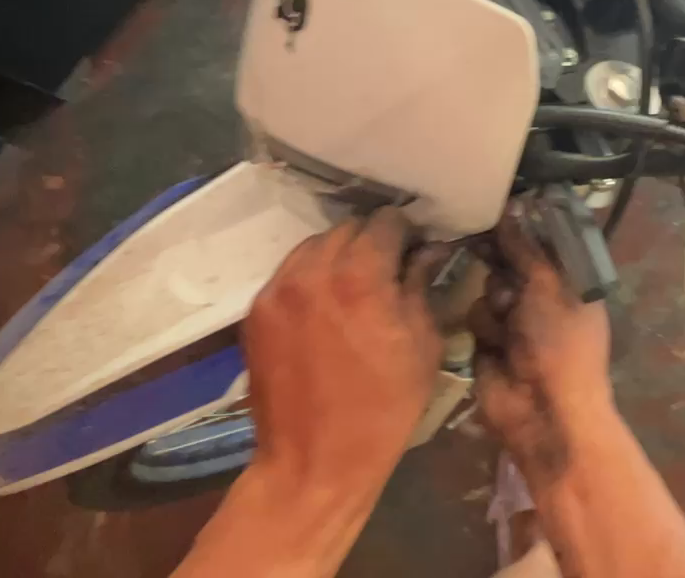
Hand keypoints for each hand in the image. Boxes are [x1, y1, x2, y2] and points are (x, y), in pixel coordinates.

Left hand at [243, 208, 443, 499]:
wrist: (313, 462)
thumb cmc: (383, 407)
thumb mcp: (424, 344)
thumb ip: (421, 285)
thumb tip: (428, 250)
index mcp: (361, 276)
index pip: (386, 221)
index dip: (407, 231)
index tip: (415, 248)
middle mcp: (314, 270)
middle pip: (349, 228)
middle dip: (373, 241)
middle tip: (387, 267)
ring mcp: (278, 288)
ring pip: (316, 244)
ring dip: (340, 254)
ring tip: (353, 284)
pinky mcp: (257, 310)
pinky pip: (290, 271)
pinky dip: (311, 275)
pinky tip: (324, 303)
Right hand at [468, 213, 613, 484]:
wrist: (544, 411)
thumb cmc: (560, 341)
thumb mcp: (547, 284)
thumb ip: (525, 246)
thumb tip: (512, 207)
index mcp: (570, 280)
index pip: (542, 241)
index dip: (520, 224)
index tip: (496, 204)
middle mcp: (542, 296)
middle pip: (510, 260)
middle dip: (498, 257)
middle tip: (478, 239)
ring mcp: (515, 320)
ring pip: (488, 286)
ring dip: (495, 299)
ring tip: (508, 318)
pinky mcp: (489, 342)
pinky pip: (476, 316)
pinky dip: (484, 327)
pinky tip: (495, 343)